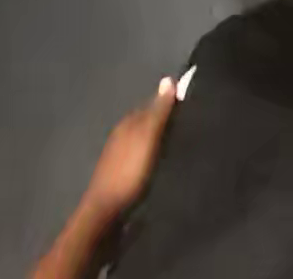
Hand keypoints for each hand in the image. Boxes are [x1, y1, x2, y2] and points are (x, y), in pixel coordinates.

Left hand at [82, 77, 178, 218]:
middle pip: (147, 120)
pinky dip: (150, 154)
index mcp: (129, 120)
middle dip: (164, 120)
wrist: (103, 213)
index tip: (189, 106)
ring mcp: (117, 153)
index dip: (170, 102)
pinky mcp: (118, 173)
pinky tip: (159, 163)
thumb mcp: (148, 138)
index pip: (153, 102)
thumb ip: (159, 111)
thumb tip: (169, 78)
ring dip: (157, 139)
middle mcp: (121, 132)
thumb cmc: (129, 171)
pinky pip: (139, 154)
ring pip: (142, 138)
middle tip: (187, 126)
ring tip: (177, 144)